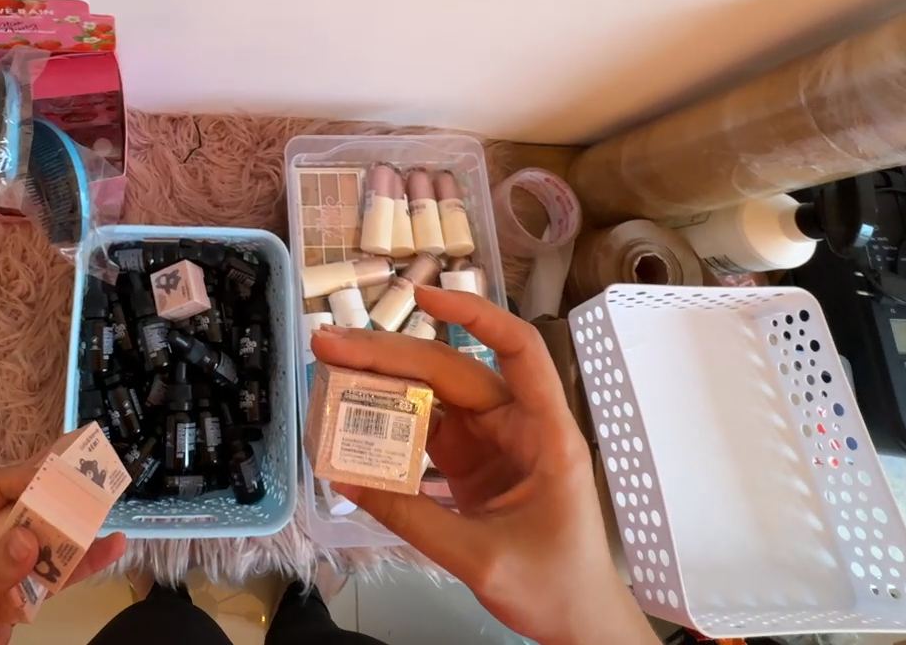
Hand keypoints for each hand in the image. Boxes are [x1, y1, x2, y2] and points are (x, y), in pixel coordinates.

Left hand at [0, 461, 128, 644]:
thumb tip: (30, 536)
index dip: (25, 478)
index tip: (58, 473)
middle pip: (21, 510)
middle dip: (56, 497)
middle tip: (92, 474)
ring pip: (39, 541)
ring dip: (72, 532)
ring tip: (107, 513)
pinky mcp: (12, 596)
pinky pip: (46, 575)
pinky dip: (74, 567)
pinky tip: (105, 553)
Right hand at [310, 285, 651, 644]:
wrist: (577, 625)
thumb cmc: (555, 589)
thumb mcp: (483, 560)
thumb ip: (413, 519)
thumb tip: (344, 477)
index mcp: (544, 432)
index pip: (518, 349)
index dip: (474, 314)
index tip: (422, 294)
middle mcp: (515, 419)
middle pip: (450, 366)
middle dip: (388, 351)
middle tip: (328, 343)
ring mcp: (488, 434)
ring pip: (430, 387)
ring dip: (380, 373)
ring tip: (329, 364)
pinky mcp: (467, 453)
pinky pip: (422, 420)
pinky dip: (386, 411)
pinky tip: (350, 406)